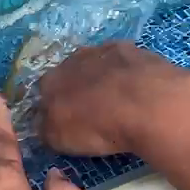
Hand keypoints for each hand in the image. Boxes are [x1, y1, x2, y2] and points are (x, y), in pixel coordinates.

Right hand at [35, 41, 189, 156]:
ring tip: (119, 101)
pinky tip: (138, 89)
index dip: (53, 107)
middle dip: (78, 89)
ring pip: (97, 65)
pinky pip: (125, 62)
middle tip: (93, 112)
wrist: (147, 104)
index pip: (44, 93)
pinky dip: (128, 73)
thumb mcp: (59, 139)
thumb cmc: (97, 126)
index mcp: (51, 81)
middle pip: (71, 74)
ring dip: (103, 78)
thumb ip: (45, 129)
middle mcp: (73, 60)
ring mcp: (105, 51)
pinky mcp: (135, 49)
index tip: (66, 122)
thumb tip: (42, 123)